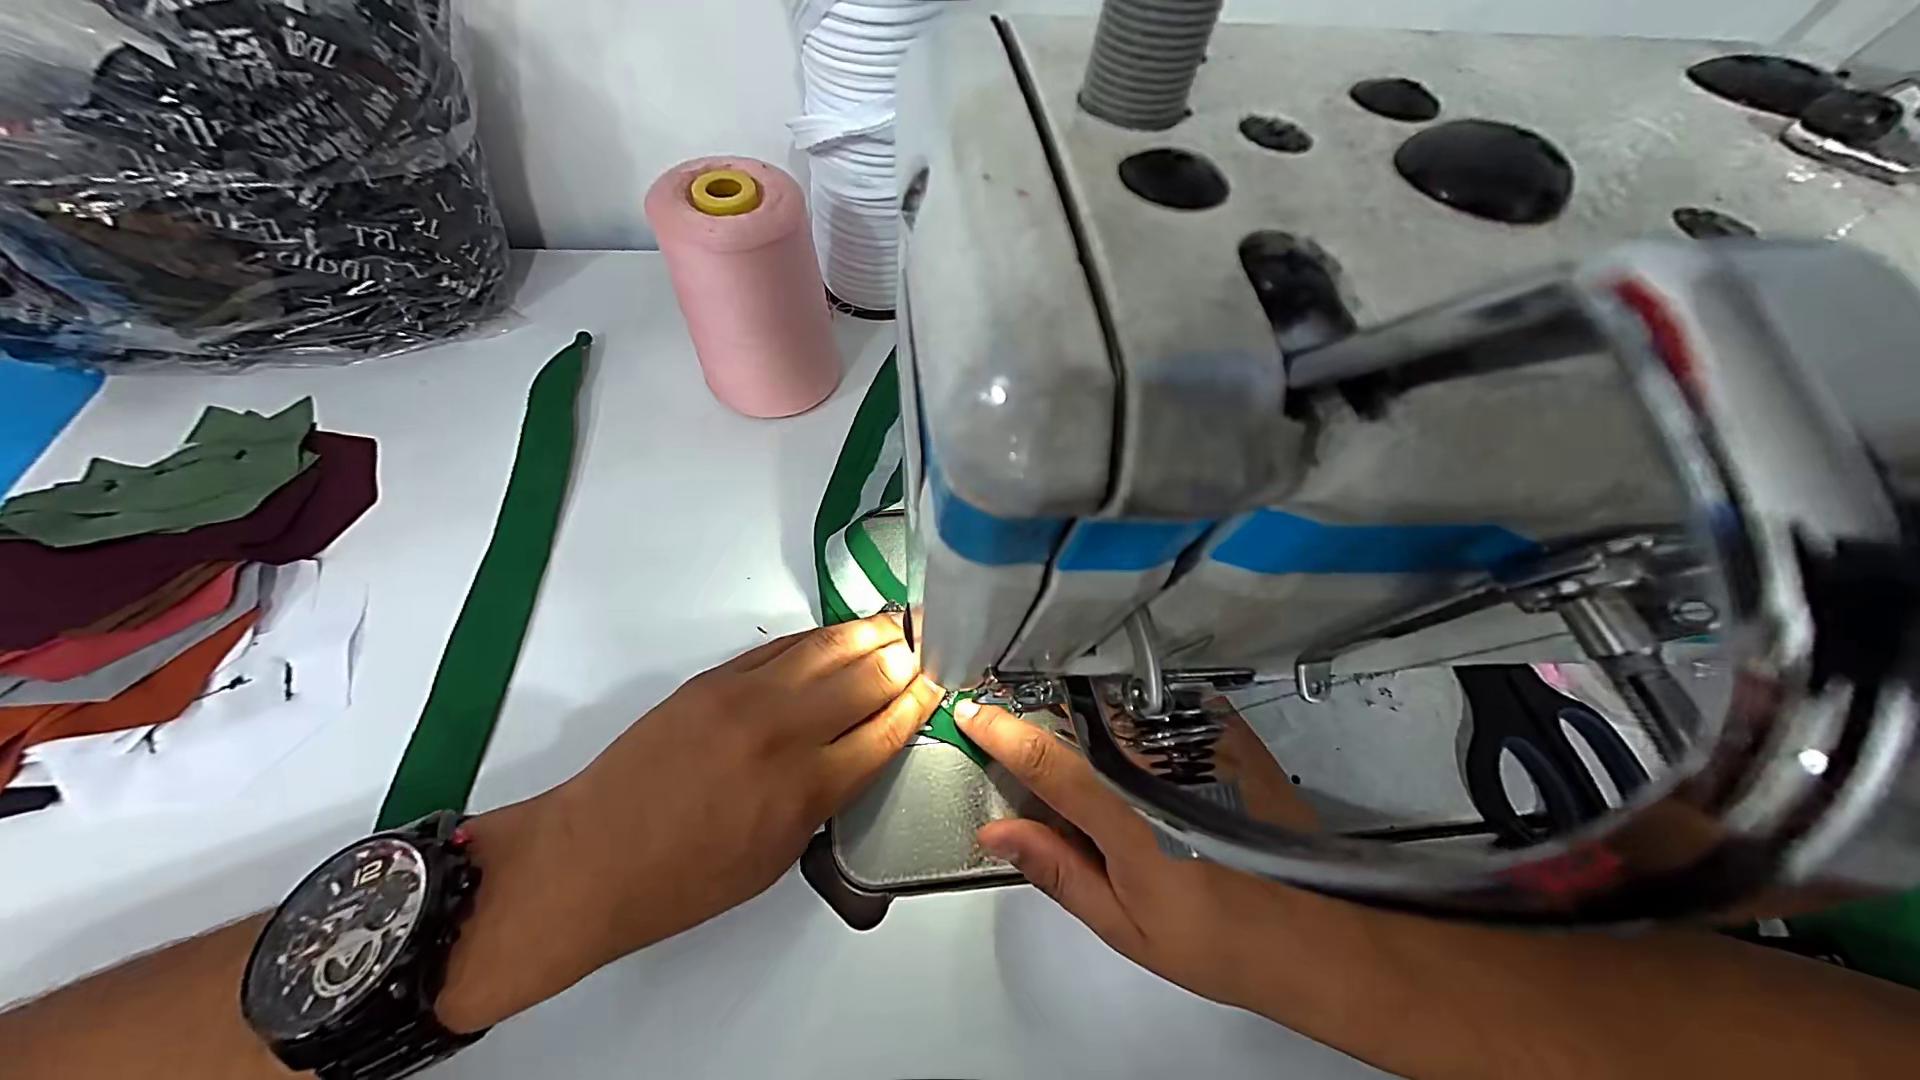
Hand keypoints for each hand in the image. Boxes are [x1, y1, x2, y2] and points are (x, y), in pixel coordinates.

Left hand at [438, 615, 941, 1030]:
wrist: (592, 857)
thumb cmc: (688, 877)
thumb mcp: (780, 853)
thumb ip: (829, 795)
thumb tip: (861, 747)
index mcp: (807, 788)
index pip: (887, 728)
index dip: (919, 701)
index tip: (936, 685)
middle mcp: (784, 731)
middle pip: (868, 677)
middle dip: (905, 660)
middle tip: (924, 650)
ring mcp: (747, 695)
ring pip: (830, 646)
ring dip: (871, 633)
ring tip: (895, 626)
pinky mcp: (716, 676)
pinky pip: (784, 645)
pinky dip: (821, 636)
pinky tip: (839, 635)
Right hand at [955, 702, 1365, 1017]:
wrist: (1316, 931)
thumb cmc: (1221, 939)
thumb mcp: (1122, 922)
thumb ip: (1055, 867)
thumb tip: (998, 833)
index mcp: (1127, 818)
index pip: (1046, 759)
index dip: (999, 731)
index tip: (970, 713)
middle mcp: (1161, 769)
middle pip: (1077, 719)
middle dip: (1036, 719)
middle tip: (1022, 739)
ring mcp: (1196, 745)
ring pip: (1113, 706)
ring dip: (1079, 715)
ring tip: (1082, 752)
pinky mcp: (1224, 733)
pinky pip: (1155, 705)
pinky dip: (1128, 716)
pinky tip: (1133, 747)